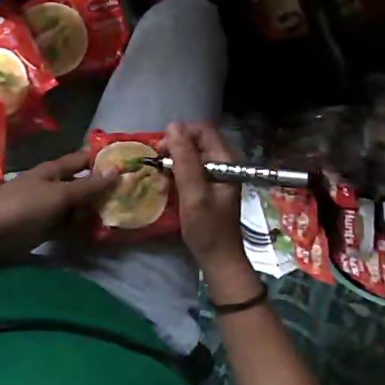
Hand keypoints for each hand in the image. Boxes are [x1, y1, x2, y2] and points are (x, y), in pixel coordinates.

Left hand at [0, 150, 119, 262]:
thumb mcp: (59, 195)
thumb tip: (116, 169)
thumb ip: (87, 186)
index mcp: (53, 170)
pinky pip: (68, 226)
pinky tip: (98, 235)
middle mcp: (52, 186)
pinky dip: (81, 230)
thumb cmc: (23, 207)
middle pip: (82, 186)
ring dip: (94, 213)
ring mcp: (48, 208)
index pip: (82, 160)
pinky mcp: (44, 228)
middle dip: (103, 191)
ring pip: (77, 208)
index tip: (128, 163)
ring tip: (121, 219)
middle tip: (133, 197)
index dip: (102, 160)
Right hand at [167, 122, 248, 278]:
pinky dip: (177, 172)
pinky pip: (190, 167)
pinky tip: (168, 185)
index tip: (162, 150)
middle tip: (158, 164)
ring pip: (191, 153)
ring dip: (174, 161)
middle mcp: (223, 161)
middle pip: (196, 139)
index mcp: (226, 160)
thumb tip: (173, 127)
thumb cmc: (207, 228)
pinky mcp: (208, 183)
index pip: (202, 129)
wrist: (218, 258)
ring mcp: (216, 172)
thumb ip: (185, 160)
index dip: (180, 134)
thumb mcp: (194, 193)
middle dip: (174, 147)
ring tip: (161, 177)